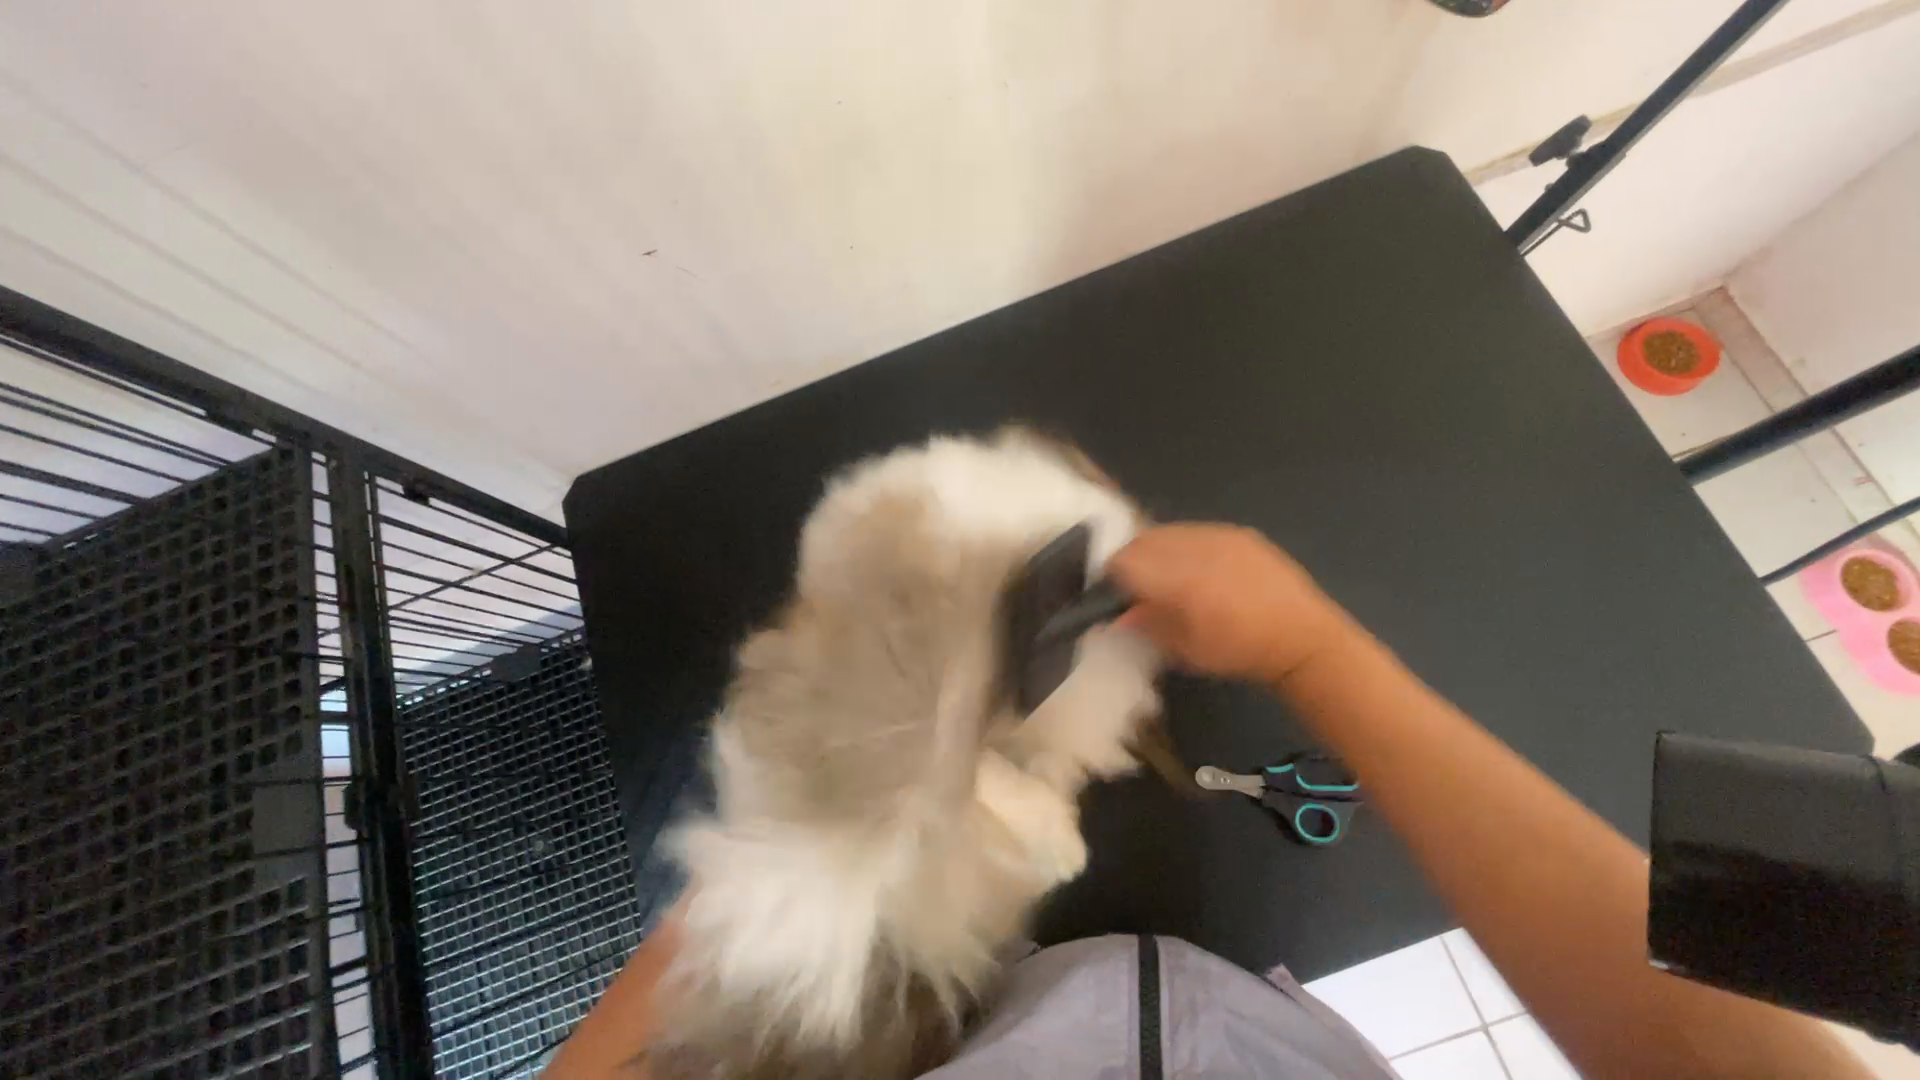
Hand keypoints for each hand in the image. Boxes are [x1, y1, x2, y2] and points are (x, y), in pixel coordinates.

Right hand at [1106, 523, 1350, 682]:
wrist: (1303, 639)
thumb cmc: (1239, 652)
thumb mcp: (1185, 651)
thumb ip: (1146, 625)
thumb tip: (1115, 615)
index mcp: (1180, 582)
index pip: (1124, 562)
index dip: (1110, 576)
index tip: (1112, 593)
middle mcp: (1196, 549)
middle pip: (1141, 541)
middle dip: (1131, 560)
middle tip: (1135, 585)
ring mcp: (1219, 536)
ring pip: (1167, 531)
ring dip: (1156, 550)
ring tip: (1166, 575)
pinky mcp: (1238, 533)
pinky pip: (1195, 530)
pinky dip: (1184, 546)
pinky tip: (1196, 568)